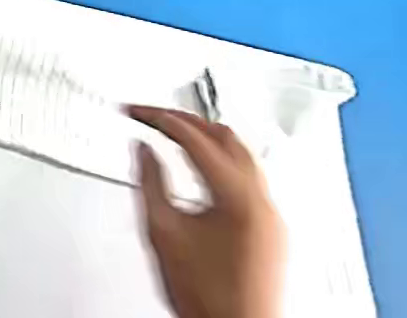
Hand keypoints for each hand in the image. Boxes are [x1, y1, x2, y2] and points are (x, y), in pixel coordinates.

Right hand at [127, 106, 285, 317]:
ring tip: (171, 129)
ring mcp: (272, 217)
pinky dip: (220, 156)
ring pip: (241, 152)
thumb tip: (143, 148)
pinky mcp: (272, 229)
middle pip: (224, 136)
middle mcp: (262, 202)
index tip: (134, 111)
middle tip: (151, 113)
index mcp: (237, 198)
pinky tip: (198, 160)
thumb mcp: (161, 229)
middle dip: (183, 118)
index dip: (157, 116)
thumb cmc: (205, 296)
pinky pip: (248, 174)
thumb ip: (149, 179)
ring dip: (204, 134)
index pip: (192, 137)